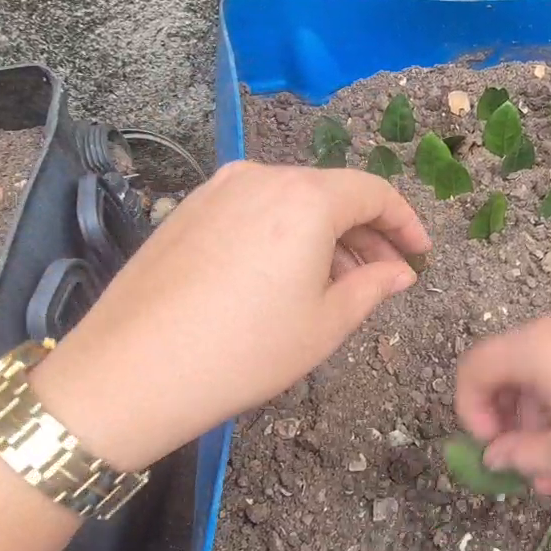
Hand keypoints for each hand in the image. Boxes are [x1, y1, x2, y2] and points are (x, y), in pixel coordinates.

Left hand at [30, 162, 431, 470]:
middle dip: (365, 233)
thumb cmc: (245, 351)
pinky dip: (284, 234)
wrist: (130, 372)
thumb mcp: (325, 325)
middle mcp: (262, 178)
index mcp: (305, 199)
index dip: (405, 222)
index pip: (373, 192)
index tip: (419, 254)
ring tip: (335, 284)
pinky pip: (254, 211)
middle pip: (331, 193)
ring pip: (291, 202)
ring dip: (324, 236)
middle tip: (383, 276)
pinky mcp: (187, 210)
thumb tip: (400, 270)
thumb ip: (373, 287)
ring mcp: (218, 190)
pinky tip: (283, 277)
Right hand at [453, 302, 550, 494]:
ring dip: (541, 420)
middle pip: (509, 369)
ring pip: (543, 372)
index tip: (491, 450)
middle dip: (511, 423)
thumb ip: (521, 454)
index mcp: (537, 344)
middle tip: (528, 472)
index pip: (474, 367)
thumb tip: (495, 455)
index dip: (469, 411)